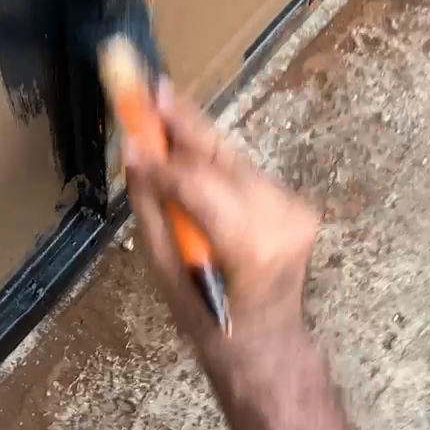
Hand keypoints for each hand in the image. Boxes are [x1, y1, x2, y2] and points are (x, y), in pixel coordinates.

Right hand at [122, 89, 321, 385]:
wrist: (264, 342)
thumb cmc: (206, 318)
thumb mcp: (164, 270)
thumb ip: (151, 208)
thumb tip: (135, 154)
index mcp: (249, 243)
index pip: (197, 182)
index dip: (161, 153)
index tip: (132, 119)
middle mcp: (280, 217)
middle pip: (220, 157)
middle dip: (184, 123)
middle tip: (152, 87)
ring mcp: (294, 208)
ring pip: (233, 159)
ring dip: (196, 140)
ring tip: (162, 113)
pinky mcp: (297, 203)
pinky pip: (243, 172)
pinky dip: (213, 161)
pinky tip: (188, 152)